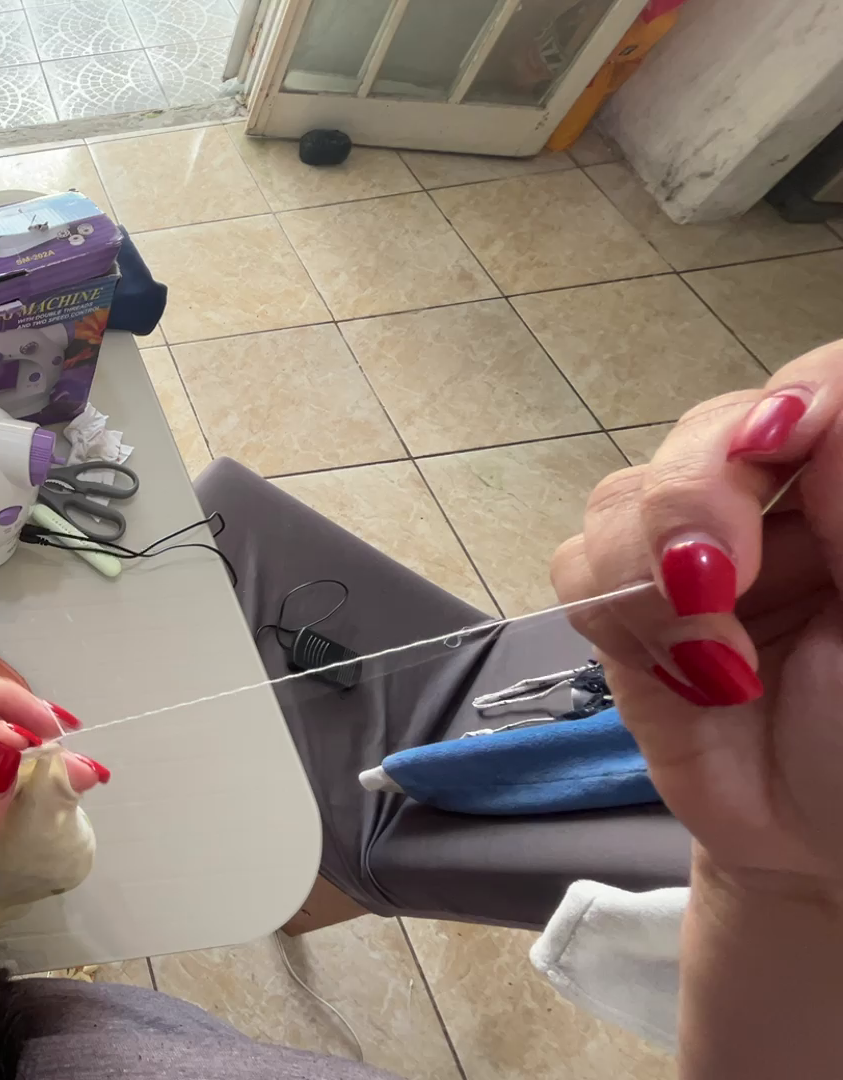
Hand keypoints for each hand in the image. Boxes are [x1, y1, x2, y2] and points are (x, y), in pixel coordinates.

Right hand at [552, 339, 842, 891]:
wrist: (826, 845)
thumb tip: (813, 410)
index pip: (826, 384)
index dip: (796, 399)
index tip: (785, 450)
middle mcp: (789, 506)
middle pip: (703, 430)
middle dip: (687, 502)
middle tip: (715, 582)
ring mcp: (696, 553)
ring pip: (617, 500)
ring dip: (643, 581)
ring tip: (707, 664)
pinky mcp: (625, 602)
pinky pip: (574, 568)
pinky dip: (614, 619)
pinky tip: (680, 673)